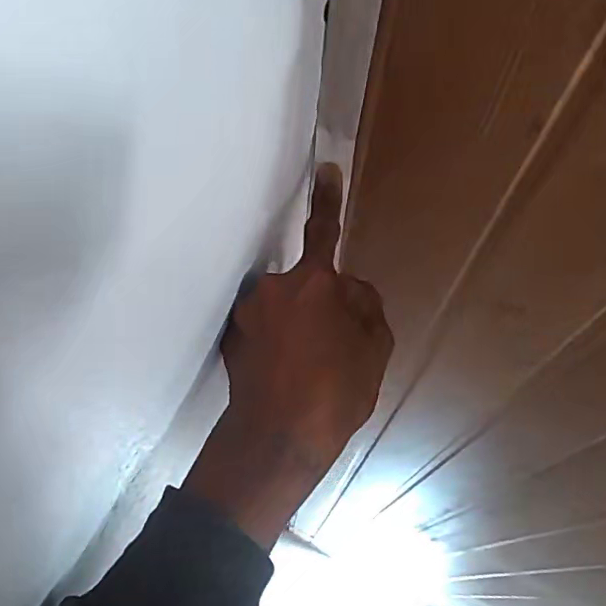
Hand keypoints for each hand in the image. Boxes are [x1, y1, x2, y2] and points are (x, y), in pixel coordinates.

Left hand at [183, 163, 394, 546]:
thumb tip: (348, 291)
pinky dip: (274, 346)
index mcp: (314, 283)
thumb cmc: (336, 393)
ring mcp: (245, 316)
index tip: (325, 168)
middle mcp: (272, 290)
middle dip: (318, 307)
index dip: (329, 200)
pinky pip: (262, 332)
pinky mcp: (229, 341)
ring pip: (281, 311)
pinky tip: (286, 375)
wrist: (279, 437)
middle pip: (304, 286)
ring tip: (307, 370)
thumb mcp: (375, 348)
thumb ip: (365, 306)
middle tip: (331, 349)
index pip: (323, 231)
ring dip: (293, 328)